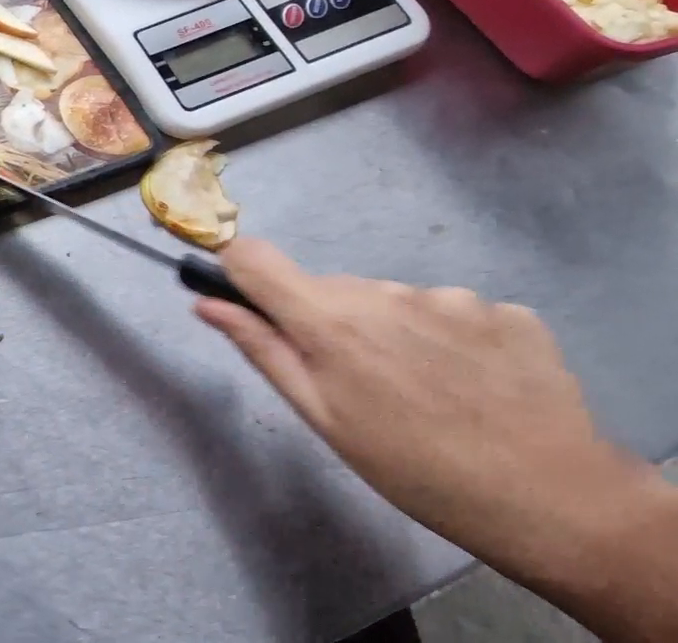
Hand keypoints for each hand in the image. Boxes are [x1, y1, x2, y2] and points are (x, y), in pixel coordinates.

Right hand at [199, 241, 670, 593]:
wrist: (560, 506)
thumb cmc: (415, 469)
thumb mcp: (322, 417)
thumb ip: (262, 349)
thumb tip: (204, 303)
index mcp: (330, 320)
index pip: (253, 257)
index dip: (239, 271)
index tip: (248, 301)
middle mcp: (385, 293)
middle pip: (327, 285)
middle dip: (327, 319)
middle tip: (357, 379)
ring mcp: (453, 298)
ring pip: (390, 299)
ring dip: (390, 329)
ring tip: (423, 388)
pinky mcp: (508, 312)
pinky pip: (450, 311)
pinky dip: (448, 338)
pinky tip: (471, 383)